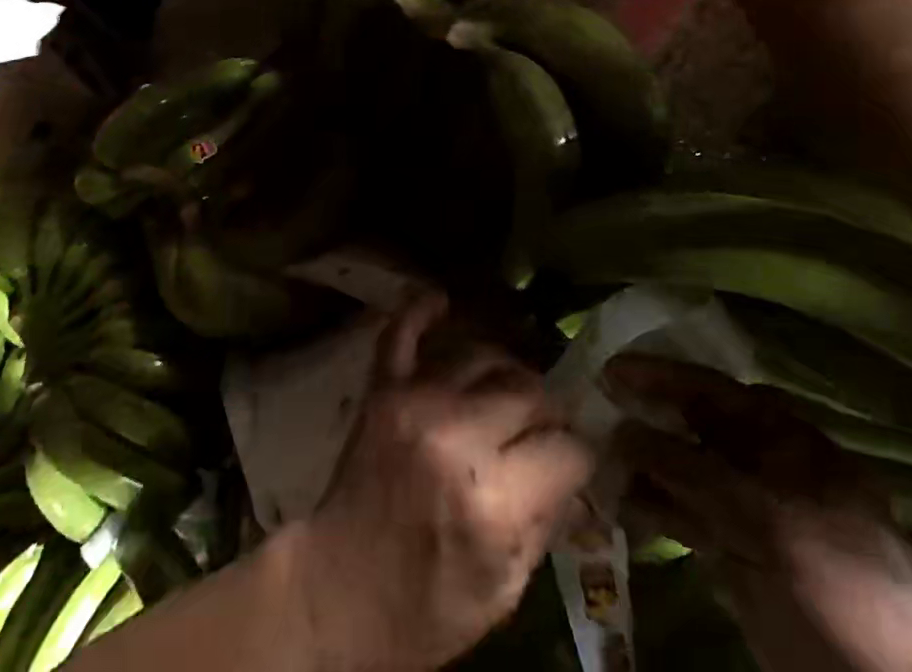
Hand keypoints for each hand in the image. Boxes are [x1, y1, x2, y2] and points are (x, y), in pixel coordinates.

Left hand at [289, 297, 594, 671]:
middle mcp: (456, 435)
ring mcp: (413, 404)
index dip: (579, 456)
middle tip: (542, 433)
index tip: (574, 463)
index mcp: (493, 499)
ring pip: (484, 356)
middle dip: (548, 413)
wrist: (331, 596)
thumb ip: (547, 523)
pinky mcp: (381, 393)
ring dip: (506, 372)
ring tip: (509, 395)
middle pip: (531, 391)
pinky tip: (444, 300)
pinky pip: (402, 334)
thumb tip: (579, 478)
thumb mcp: (504, 591)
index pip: (568, 447)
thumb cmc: (423, 611)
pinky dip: (422, 311)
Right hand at [607, 355, 911, 671]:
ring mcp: (748, 512)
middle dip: (644, 417)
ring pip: (683, 474)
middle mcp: (763, 466)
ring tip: (590, 459)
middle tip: (589, 410)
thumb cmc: (840, 581)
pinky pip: (683, 518)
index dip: (663, 377)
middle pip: (693, 429)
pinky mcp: (733, 554)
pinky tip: (613, 503)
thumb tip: (621, 431)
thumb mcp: (768, 517)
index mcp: (786, 441)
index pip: (715, 392)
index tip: (610, 370)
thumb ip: (693, 470)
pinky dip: (650, 509)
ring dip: (640, 465)